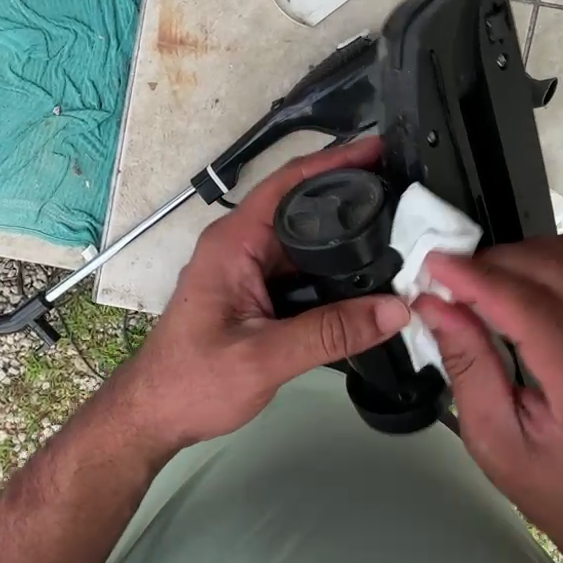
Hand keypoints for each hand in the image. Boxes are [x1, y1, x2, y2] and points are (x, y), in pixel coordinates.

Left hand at [99, 138, 410, 454]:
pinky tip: (369, 274)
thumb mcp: (264, 357)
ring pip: (305, 240)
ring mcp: (247, 268)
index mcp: (233, 242)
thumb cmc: (192, 381)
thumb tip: (395, 310)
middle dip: (351, 195)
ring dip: (347, 235)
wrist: (155, 413)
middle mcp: (240, 245)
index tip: (379, 149)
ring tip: (400, 231)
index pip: (288, 183)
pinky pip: (301, 268)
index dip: (334, 161)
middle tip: (406, 195)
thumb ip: (330, 333)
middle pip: (302, 206)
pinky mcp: (255, 291)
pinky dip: (335, 267)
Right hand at [414, 233, 562, 562]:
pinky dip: (550, 256)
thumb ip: (467, 366)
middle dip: (495, 262)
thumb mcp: (491, 439)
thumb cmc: (549, 484)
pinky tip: (521, 278)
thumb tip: (433, 303)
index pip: (537, 314)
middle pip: (562, 273)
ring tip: (485, 278)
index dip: (481, 280)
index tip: (435, 264)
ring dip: (524, 253)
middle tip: (451, 277)